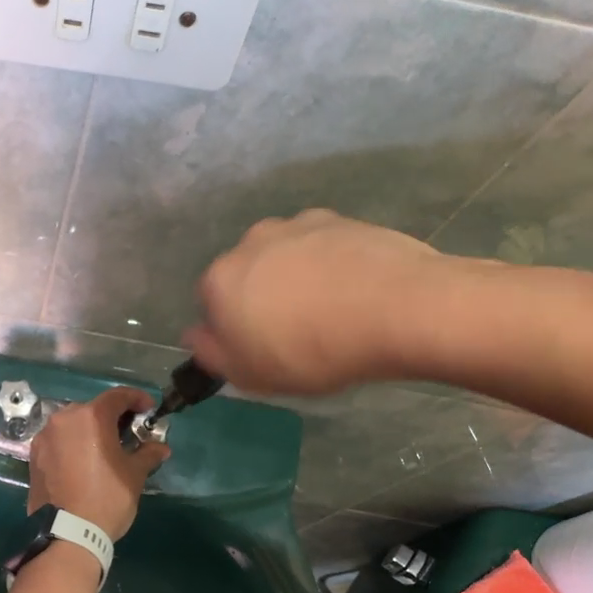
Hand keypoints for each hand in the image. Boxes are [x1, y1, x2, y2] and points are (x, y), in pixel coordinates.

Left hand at [27, 388, 170, 539]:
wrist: (67, 533)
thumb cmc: (107, 498)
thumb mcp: (134, 474)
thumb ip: (147, 454)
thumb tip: (160, 448)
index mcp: (90, 417)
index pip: (117, 396)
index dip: (136, 398)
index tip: (148, 409)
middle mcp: (63, 420)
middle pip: (91, 409)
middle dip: (111, 417)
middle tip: (128, 432)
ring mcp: (44, 438)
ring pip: (72, 425)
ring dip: (89, 431)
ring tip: (105, 449)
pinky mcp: (33, 457)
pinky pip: (58, 442)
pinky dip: (72, 445)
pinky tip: (83, 461)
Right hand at [184, 209, 472, 394]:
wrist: (397, 309)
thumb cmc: (309, 352)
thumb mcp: (249, 374)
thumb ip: (210, 353)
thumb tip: (194, 334)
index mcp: (220, 280)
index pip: (209, 304)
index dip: (231, 329)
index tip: (258, 349)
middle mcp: (250, 242)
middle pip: (246, 274)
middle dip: (260, 297)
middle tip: (292, 332)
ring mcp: (297, 225)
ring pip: (283, 257)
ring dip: (294, 278)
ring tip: (328, 311)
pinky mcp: (340, 219)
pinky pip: (321, 247)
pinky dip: (328, 265)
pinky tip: (352, 292)